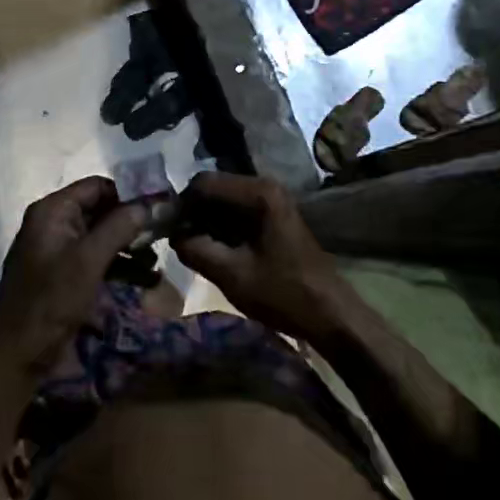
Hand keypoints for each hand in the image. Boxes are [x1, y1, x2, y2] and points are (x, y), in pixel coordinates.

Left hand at [0, 176, 147, 382]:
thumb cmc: (51, 300)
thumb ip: (120, 226)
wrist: (17, 355)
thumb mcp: (89, 260)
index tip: (162, 206)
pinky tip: (147, 279)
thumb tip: (153, 201)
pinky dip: (120, 266)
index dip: (130, 193)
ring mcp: (59, 251)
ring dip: (130, 247)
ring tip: (157, 262)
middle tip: (166, 233)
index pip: (97, 187)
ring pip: (102, 237)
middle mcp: (54, 224)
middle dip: (133, 222)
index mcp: (52, 211)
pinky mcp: (66, 275)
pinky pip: (97, 260)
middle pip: (101, 210)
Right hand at [170, 172, 351, 343]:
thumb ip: (195, 250)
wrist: (331, 315)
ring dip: (205, 222)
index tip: (168, 231)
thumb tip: (173, 237)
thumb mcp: (231, 275)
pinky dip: (221, 228)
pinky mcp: (274, 217)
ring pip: (223, 202)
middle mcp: (265, 187)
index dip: (181, 205)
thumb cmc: (283, 293)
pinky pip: (236, 213)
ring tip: (193, 249)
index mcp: (258, 193)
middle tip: (178, 242)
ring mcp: (272, 202)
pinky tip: (214, 251)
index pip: (203, 183)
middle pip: (213, 189)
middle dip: (193, 214)